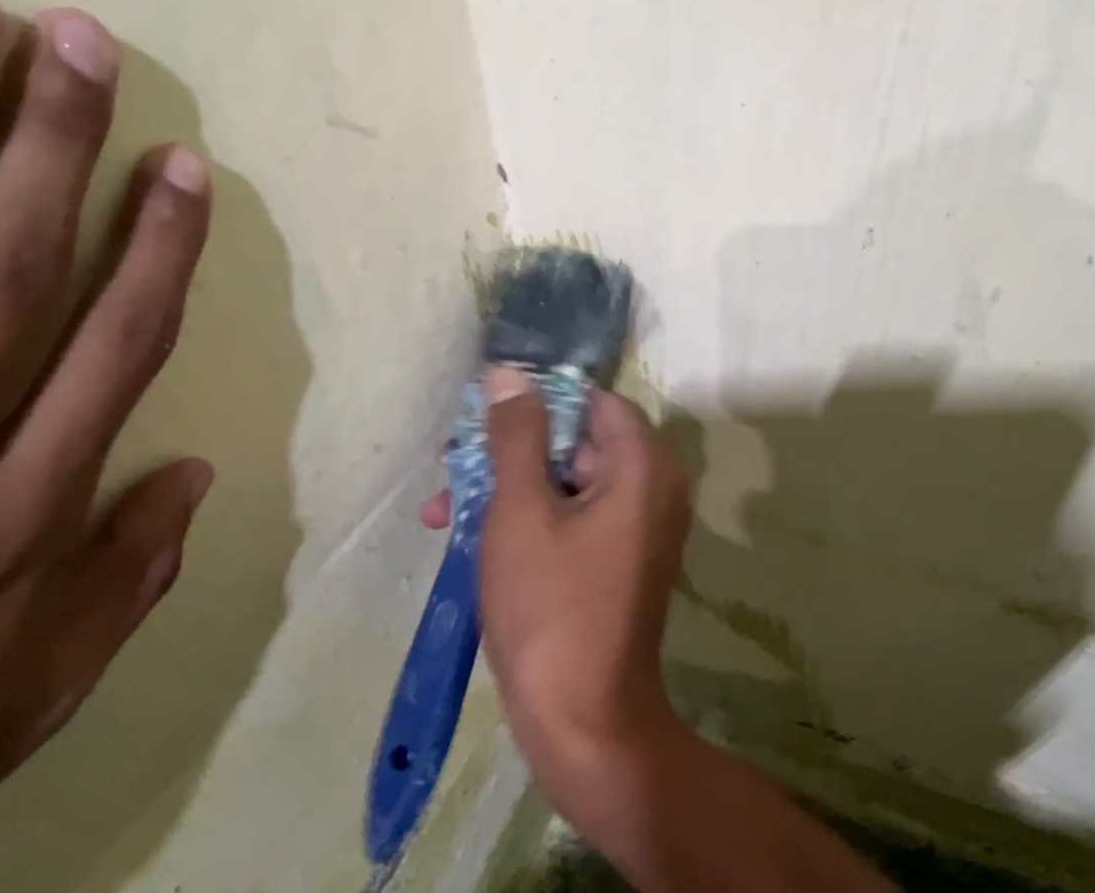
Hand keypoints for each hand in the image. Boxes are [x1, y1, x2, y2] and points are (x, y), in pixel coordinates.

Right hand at [422, 369, 691, 776]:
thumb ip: (515, 438)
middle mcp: (654, 489)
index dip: (538, 402)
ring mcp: (639, 529)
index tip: (484, 418)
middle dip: (509, 452)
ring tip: (440, 512)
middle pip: (578, 441)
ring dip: (507, 490)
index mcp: (644, 466)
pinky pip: (574, 519)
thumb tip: (510, 376)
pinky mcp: (619, 562)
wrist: (582, 718)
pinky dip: (529, 522)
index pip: (594, 401)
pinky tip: (470, 538)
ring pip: (568, 483)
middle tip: (450, 465)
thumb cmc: (549, 607)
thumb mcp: (520, 512)